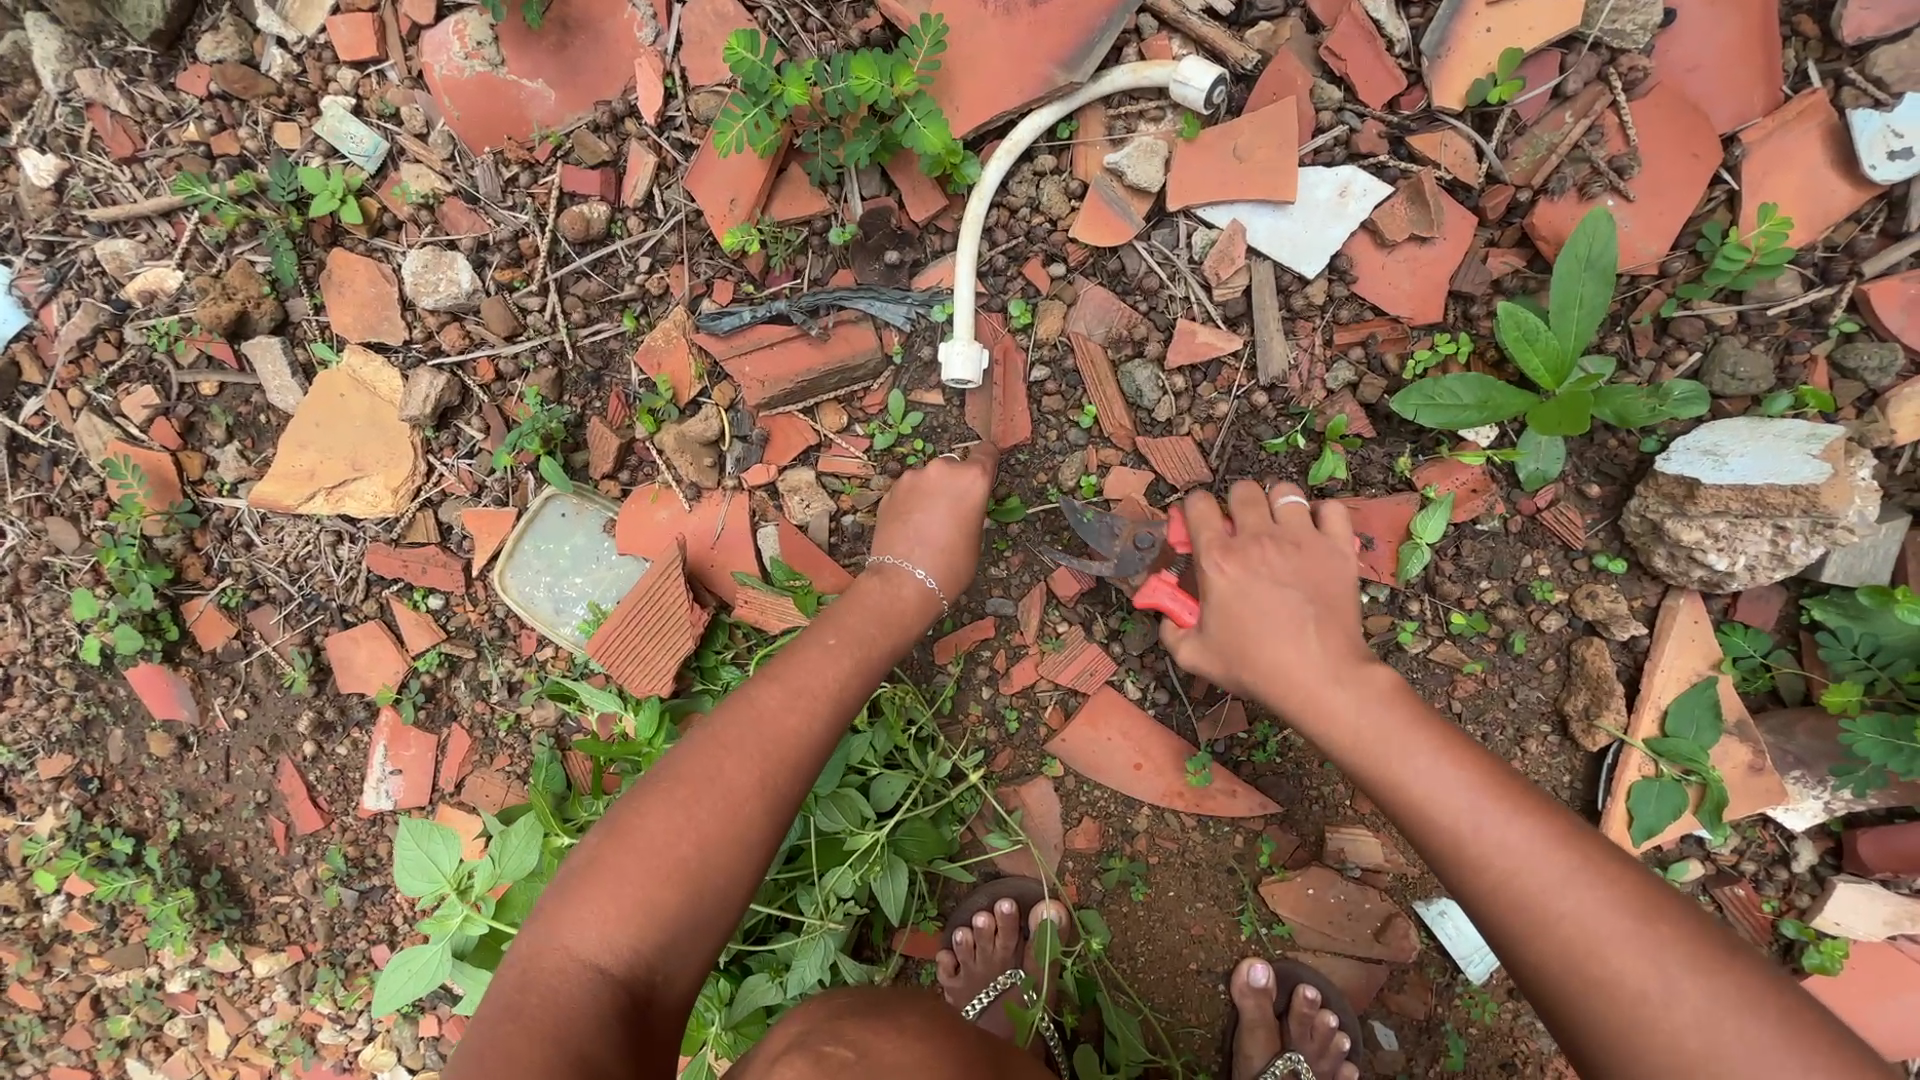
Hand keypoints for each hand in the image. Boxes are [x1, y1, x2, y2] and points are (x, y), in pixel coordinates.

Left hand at [866, 441, 999, 621]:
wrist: (905, 581)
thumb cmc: (951, 565)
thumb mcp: (976, 537)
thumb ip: (972, 509)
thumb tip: (962, 506)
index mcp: (972, 478)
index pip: (986, 452)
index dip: (987, 462)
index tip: (984, 472)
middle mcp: (943, 468)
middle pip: (954, 467)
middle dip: (954, 484)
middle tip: (952, 512)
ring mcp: (913, 477)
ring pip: (928, 478)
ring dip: (931, 492)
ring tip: (926, 523)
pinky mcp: (891, 490)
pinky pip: (909, 489)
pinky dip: (912, 501)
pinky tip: (910, 526)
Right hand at [1159, 480, 1384, 722]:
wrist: (1319, 676)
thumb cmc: (1254, 665)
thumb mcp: (1195, 656)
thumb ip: (1171, 631)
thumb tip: (1167, 616)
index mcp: (1217, 558)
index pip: (1198, 504)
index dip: (1195, 508)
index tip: (1200, 522)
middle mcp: (1256, 538)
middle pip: (1243, 490)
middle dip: (1237, 502)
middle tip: (1242, 526)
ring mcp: (1300, 538)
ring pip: (1284, 491)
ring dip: (1277, 503)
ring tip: (1279, 524)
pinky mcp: (1336, 548)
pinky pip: (1330, 509)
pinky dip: (1322, 515)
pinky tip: (1316, 531)